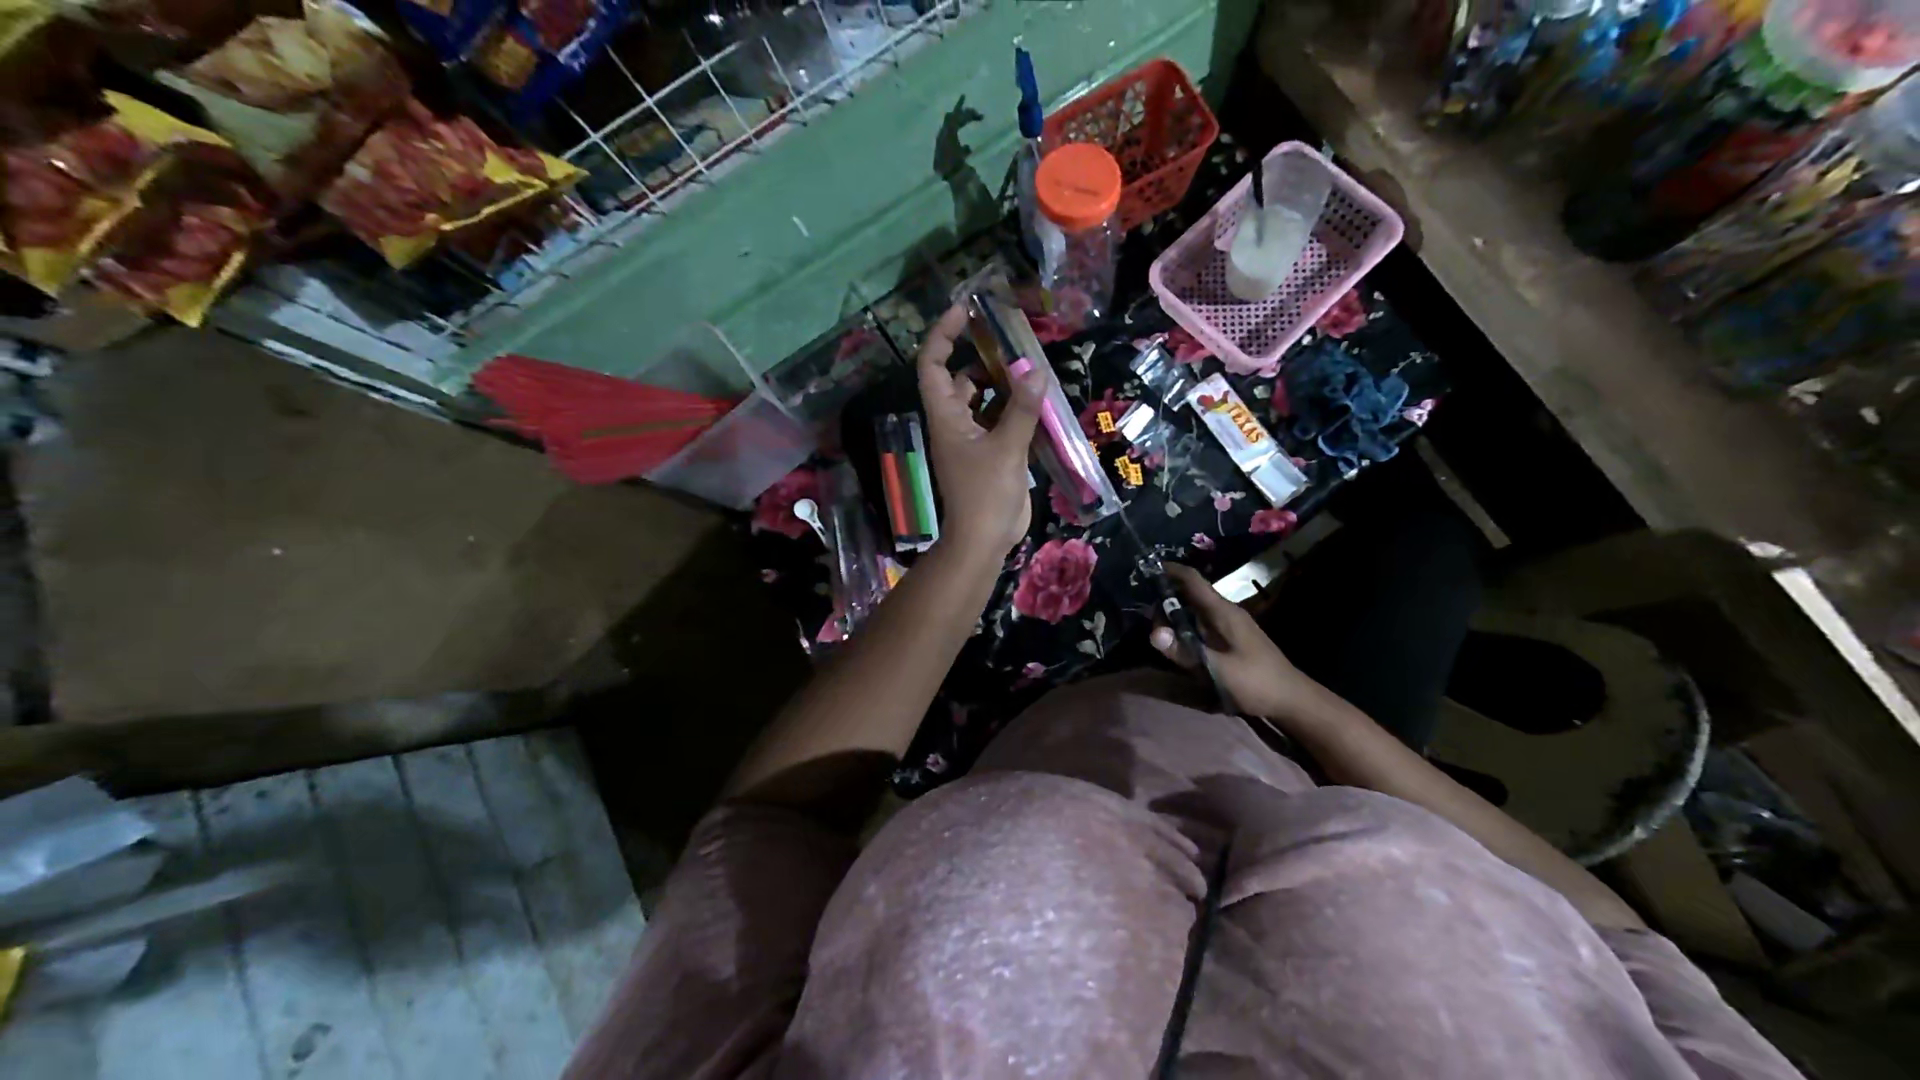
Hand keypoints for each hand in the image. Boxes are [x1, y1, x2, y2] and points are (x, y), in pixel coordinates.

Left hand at [917, 303, 1044, 557]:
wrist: (984, 539)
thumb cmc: (985, 494)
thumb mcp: (1006, 449)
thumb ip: (1020, 410)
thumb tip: (1035, 369)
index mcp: (946, 417)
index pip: (932, 366)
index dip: (942, 335)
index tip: (964, 310)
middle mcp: (955, 423)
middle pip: (959, 379)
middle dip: (980, 356)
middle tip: (1011, 336)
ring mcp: (972, 439)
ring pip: (982, 400)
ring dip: (1002, 382)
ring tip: (1031, 363)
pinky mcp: (991, 454)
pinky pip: (999, 420)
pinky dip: (1015, 407)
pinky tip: (1039, 398)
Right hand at [1150, 563, 1325, 723]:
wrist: (1292, 699)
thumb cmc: (1256, 682)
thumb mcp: (1217, 670)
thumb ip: (1185, 651)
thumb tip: (1153, 633)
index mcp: (1223, 612)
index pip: (1192, 580)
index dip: (1169, 570)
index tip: (1145, 569)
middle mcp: (1225, 613)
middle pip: (1190, 594)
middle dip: (1165, 597)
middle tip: (1142, 611)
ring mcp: (1229, 626)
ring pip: (1194, 610)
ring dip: (1174, 614)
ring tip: (1154, 626)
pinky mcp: (1230, 639)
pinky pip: (1201, 624)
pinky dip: (1184, 626)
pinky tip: (1174, 639)